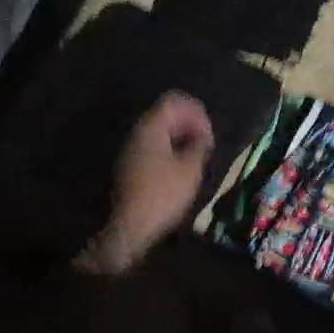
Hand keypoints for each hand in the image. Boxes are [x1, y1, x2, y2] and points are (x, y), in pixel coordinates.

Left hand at [77, 91, 213, 275]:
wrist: (126, 232)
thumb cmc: (161, 195)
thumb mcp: (190, 169)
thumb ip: (199, 145)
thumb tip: (201, 138)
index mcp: (150, 127)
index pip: (175, 101)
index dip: (196, 111)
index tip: (208, 134)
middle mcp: (136, 134)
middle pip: (166, 116)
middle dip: (189, 126)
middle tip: (205, 146)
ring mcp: (129, 152)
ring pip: (159, 134)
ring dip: (179, 141)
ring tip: (195, 160)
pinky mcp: (127, 169)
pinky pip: (152, 150)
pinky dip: (169, 153)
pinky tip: (179, 172)